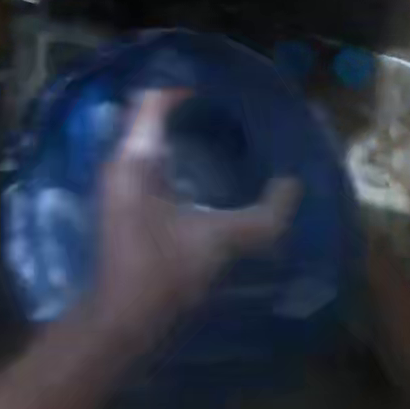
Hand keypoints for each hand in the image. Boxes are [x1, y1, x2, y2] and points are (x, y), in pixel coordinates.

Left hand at [85, 88, 300, 348]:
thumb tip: (293, 185)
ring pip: (144, 138)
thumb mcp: (219, 241)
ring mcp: (116, 183)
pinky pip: (144, 161)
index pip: (151, 99)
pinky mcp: (120, 203)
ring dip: (175, 131)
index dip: (181, 87)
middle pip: (146, 114)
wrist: (118, 321)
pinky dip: (170, 154)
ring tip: (217, 132)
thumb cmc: (162, 273)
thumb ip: (263, 216)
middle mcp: (120, 162)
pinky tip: (199, 171)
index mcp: (136, 157)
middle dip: (181, 106)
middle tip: (223, 109)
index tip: (217, 91)